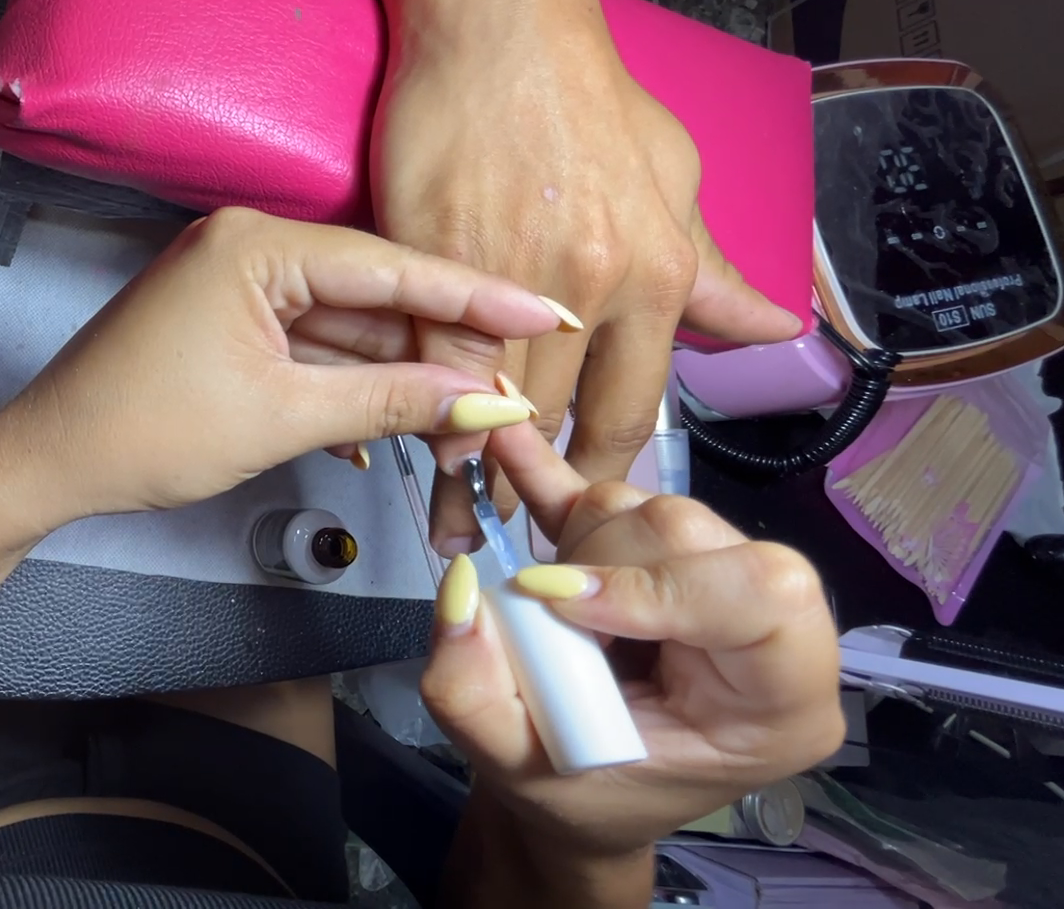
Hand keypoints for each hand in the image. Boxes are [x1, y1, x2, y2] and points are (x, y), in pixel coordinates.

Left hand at [0, 208, 556, 530]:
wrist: (51, 460)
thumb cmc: (151, 433)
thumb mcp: (281, 417)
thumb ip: (389, 401)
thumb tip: (484, 402)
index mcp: (258, 245)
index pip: (391, 265)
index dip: (477, 294)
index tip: (554, 311)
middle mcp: (250, 246)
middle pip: (372, 293)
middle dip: (436, 350)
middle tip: (505, 396)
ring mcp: (237, 284)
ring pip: (342, 325)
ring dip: (396, 375)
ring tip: (464, 420)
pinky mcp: (228, 321)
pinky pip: (306, 345)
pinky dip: (346, 382)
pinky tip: (391, 425)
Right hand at [373, 0, 803, 541]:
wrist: (493, 32)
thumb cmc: (576, 94)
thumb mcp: (667, 169)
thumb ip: (705, 262)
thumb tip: (763, 329)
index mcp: (653, 273)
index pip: (628, 406)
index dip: (599, 465)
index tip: (577, 503)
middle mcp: (589, 289)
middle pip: (554, 417)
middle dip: (531, 485)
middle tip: (510, 534)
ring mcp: (506, 279)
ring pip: (491, 401)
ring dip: (472, 467)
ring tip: (456, 523)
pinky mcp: (434, 263)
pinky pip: (432, 360)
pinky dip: (424, 409)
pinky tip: (413, 448)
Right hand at [421, 422, 843, 859]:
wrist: (574, 781)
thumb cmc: (567, 788)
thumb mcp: (510, 764)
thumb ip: (471, 689)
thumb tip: (459, 580)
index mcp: (770, 703)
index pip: (761, 596)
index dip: (651, 582)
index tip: (551, 599)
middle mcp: (760, 630)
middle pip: (690, 532)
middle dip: (594, 558)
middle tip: (539, 608)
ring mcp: (703, 580)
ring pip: (641, 505)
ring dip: (570, 537)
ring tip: (538, 595)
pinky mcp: (642, 553)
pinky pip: (598, 493)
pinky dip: (546, 468)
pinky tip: (507, 440)